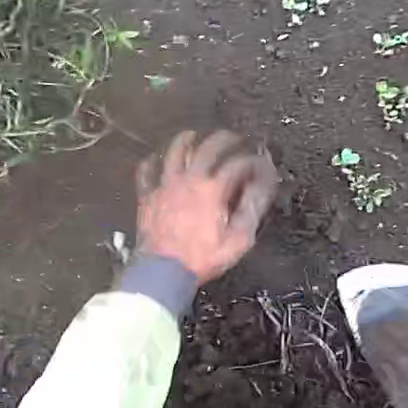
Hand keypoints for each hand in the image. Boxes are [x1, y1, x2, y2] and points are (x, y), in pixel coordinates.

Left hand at [135, 130, 278, 285]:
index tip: (260, 164)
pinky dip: (151, 162)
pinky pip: (146, 173)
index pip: (238, 165)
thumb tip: (261, 189)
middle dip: (224, 139)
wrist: (164, 273)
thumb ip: (251, 209)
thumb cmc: (201, 259)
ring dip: (186, 140)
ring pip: (175, 152)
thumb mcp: (238, 239)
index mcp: (213, 190)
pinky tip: (154, 159)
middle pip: (208, 148)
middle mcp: (189, 181)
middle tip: (233, 138)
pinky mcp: (149, 197)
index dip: (252, 162)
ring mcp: (166, 187)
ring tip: (193, 135)